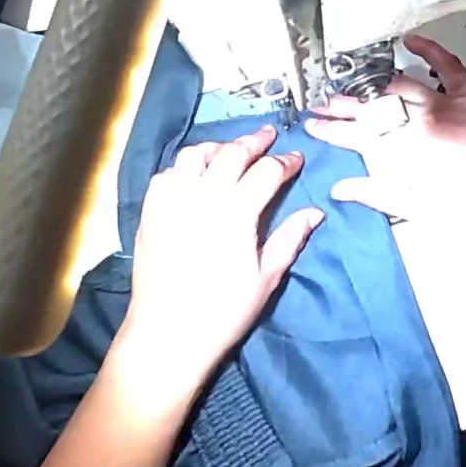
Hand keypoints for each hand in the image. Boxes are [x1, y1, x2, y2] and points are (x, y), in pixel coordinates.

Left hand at [111, 126, 323, 402]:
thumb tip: (314, 212)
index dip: (285, 162)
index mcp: (238, 209)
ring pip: (195, 154)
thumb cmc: (223, 309)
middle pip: (232, 152)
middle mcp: (204, 193)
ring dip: (217, 148)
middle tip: (267, 137)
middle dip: (254, 142)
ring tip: (229, 152)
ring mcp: (172, 197)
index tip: (295, 159)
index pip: (268, 170)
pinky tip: (193, 177)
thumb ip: (289, 237)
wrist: (168, 329)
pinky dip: (183, 168)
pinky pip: (167, 173)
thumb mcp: (266, 276)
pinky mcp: (150, 207)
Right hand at [305, 34, 465, 277]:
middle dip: (342, 105)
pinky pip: (449, 66)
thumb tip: (343, 188)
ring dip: (371, 83)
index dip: (329, 130)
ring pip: (398, 84)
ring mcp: (446, 103)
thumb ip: (377, 193)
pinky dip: (431, 51)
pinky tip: (412, 42)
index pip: (355, 135)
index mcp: (405, 149)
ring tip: (351, 84)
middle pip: (370, 106)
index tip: (313, 127)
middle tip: (322, 104)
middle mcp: (421, 119)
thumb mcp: (419, 208)